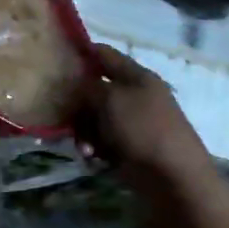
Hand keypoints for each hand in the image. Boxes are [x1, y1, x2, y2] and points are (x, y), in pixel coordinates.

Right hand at [76, 44, 214, 189]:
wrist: (172, 176)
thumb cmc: (143, 129)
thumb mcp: (111, 99)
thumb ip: (89, 86)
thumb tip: (77, 85)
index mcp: (137, 77)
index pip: (105, 55)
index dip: (83, 52)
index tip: (56, 56)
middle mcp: (135, 95)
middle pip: (94, 90)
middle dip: (76, 104)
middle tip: (63, 115)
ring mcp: (132, 121)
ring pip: (93, 117)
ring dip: (84, 131)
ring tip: (85, 147)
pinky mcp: (128, 145)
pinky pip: (100, 139)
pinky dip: (93, 146)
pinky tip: (93, 157)